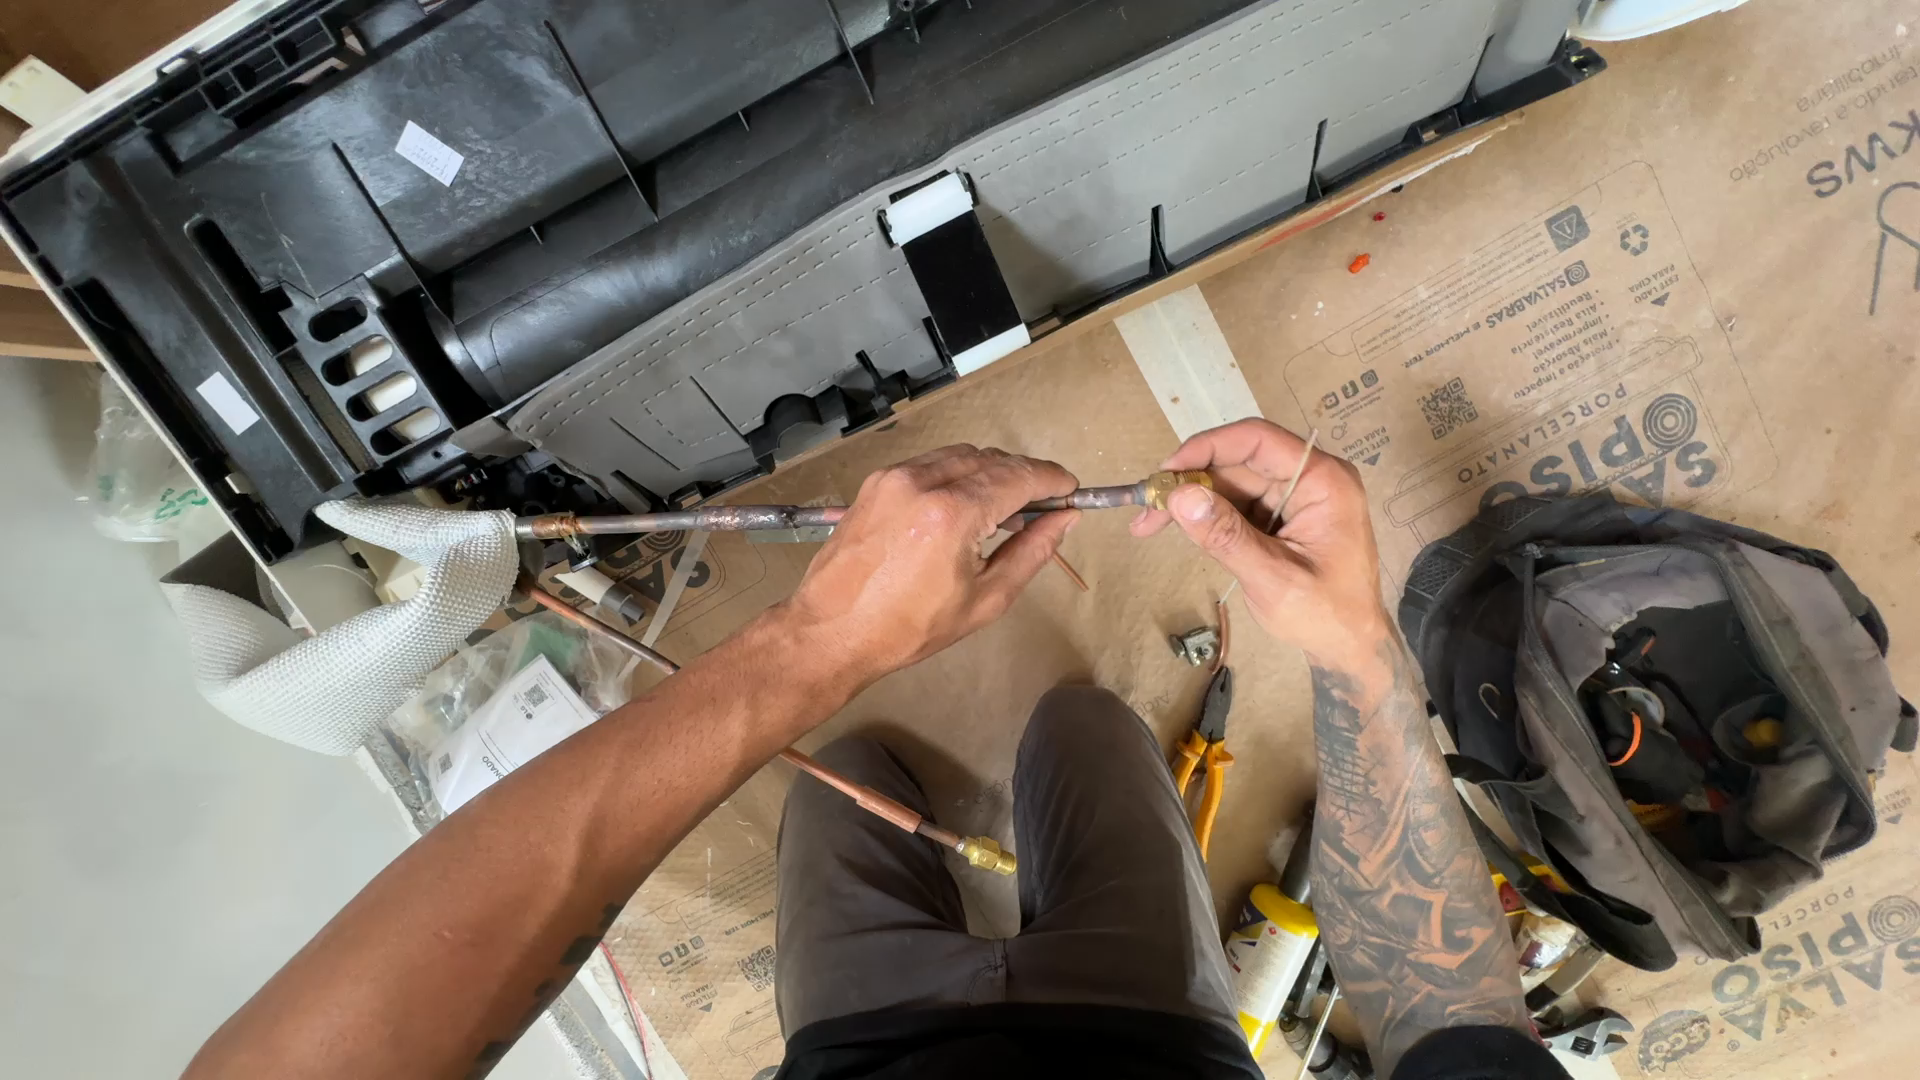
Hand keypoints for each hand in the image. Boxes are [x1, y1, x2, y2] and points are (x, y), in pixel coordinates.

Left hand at [778, 445, 1078, 688]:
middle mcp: (923, 481)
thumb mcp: (984, 599)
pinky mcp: (877, 481)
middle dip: (1025, 475)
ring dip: (992, 471)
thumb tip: (1064, 519)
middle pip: (992, 459)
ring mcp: (895, 476)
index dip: (1052, 479)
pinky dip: (958, 473)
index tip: (1071, 489)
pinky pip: (932, 463)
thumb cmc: (911, 627)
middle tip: (1043, 504)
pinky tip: (964, 502)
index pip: (1018, 477)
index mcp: (952, 514)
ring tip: (1005, 506)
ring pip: (962, 455)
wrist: (832, 629)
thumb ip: (1031, 553)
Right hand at [1130, 420, 1390, 674]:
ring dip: (1188, 499)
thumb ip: (1226, 536)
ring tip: (1148, 523)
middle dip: (1188, 480)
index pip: (1257, 441)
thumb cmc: (1325, 615)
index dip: (1207, 448)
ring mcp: (1291, 497)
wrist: (1350, 646)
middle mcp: (1307, 479)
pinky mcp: (1276, 516)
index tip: (1165, 472)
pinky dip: (1202, 514)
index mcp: (1322, 481)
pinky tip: (1172, 527)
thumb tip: (1179, 497)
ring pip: (1229, 481)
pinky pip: (1232, 502)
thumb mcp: (1273, 579)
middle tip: (1146, 507)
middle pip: (1236, 461)